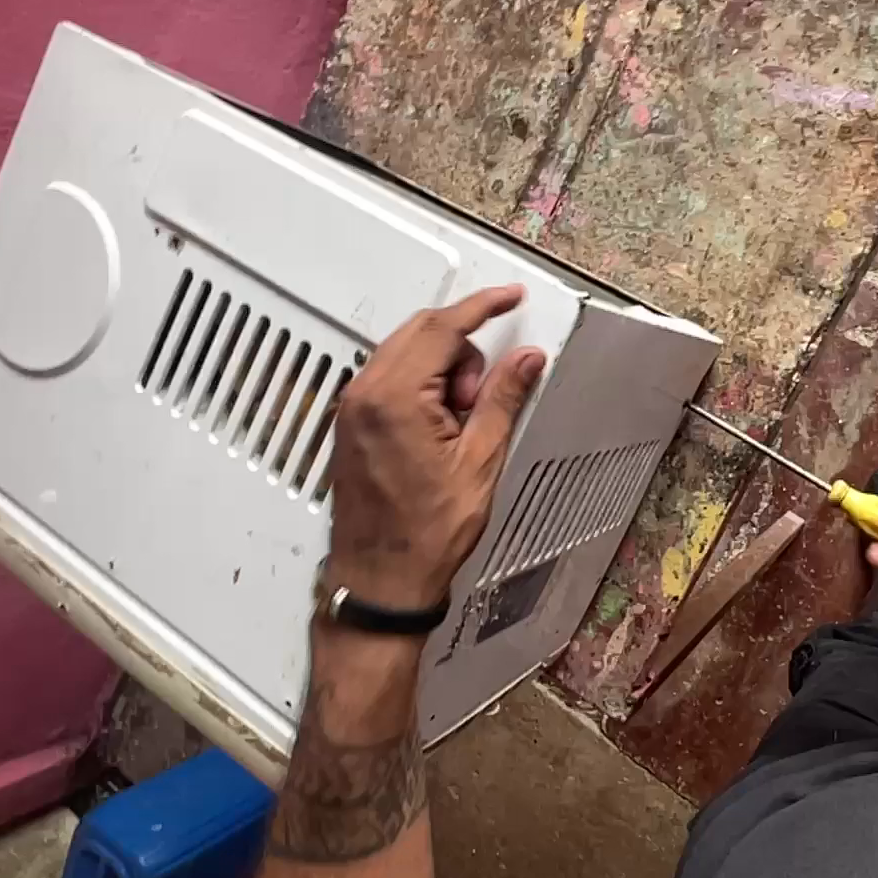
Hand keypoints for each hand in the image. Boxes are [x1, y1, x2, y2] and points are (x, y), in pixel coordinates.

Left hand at [325, 285, 546, 611]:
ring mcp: (352, 409)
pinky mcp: (352, 424)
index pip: (443, 328)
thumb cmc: (425, 533)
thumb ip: (503, 398)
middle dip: (464, 350)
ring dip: (444, 370)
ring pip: (407, 354)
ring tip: (461, 423)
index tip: (509, 297)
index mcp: (395, 399)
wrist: (381, 580)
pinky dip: (423, 385)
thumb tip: (526, 359)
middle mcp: (364, 395)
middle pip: (422, 333)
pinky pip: (392, 378)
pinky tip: (442, 424)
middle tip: (483, 396)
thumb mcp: (480, 461)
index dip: (483, 306)